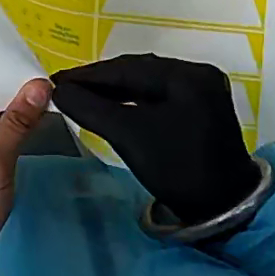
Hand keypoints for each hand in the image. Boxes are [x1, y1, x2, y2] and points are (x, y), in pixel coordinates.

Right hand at [51, 54, 259, 224]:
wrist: (221, 207)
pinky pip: (152, 96)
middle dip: (97, 80)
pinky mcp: (196, 109)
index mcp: (186, 75)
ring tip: (78, 96)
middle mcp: (195, 75)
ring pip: (142, 83)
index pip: (125, 68)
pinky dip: (125, 99)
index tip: (52, 80)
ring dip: (109, 89)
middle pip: (135, 71)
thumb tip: (57, 90)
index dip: (85, 75)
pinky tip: (106, 105)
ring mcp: (198, 92)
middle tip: (62, 88)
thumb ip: (89, 108)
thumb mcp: (127, 134)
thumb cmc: (176, 166)